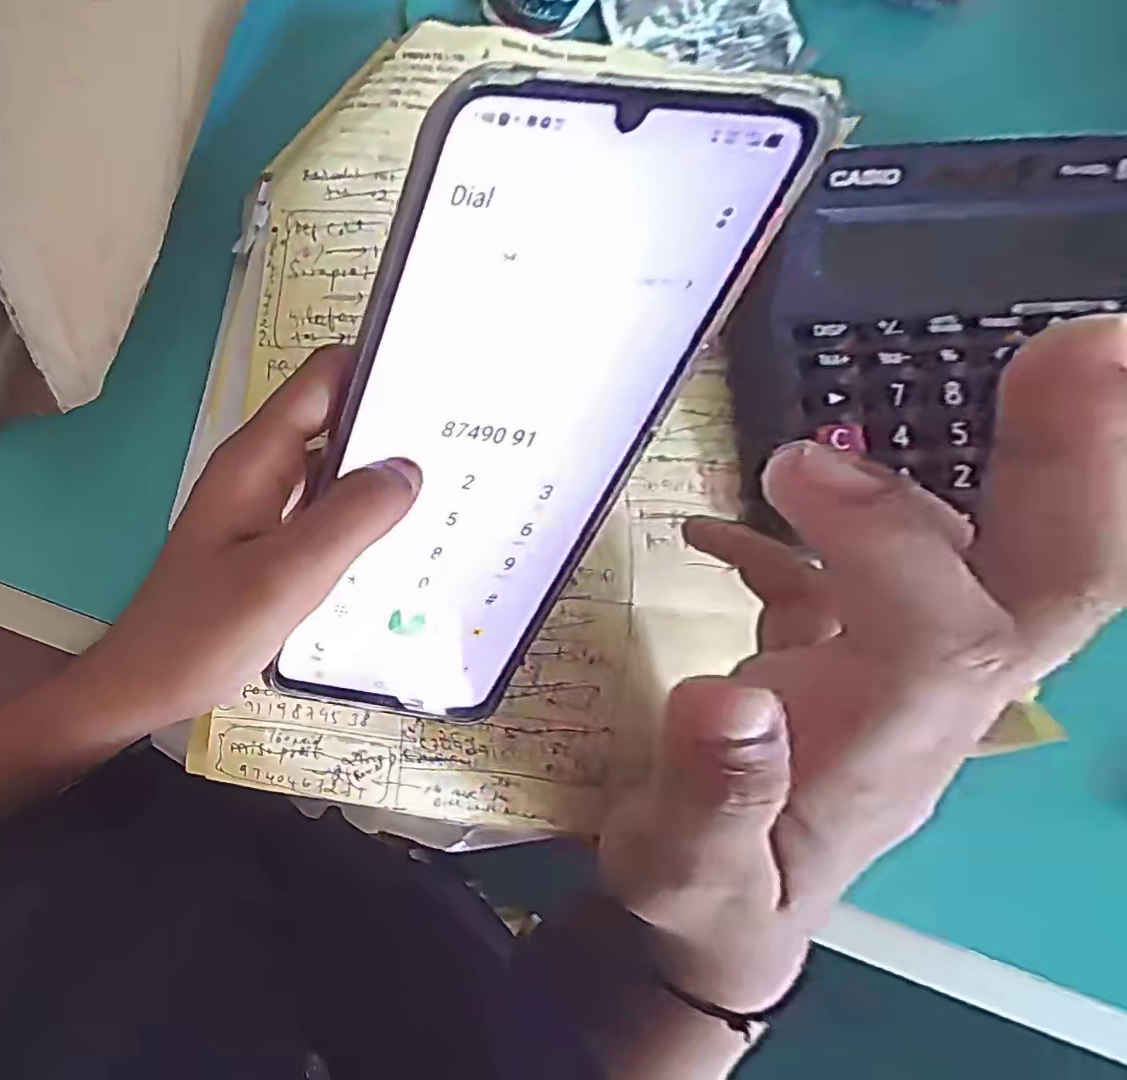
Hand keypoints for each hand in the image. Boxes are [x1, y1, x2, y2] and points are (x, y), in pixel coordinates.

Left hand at [69, 345, 419, 732]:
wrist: (145, 682)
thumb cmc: (201, 632)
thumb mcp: (283, 576)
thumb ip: (349, 519)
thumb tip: (407, 468)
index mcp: (254, 460)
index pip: (324, 378)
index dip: (381, 367)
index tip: (446, 381)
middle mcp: (257, 472)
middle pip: (332, 419)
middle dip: (393, 424)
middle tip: (467, 443)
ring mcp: (260, 508)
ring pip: (329, 469)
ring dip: (379, 474)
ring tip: (451, 486)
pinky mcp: (264, 543)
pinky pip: (319, 511)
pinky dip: (357, 515)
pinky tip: (397, 539)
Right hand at [601, 316, 1126, 1013]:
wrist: (719, 919)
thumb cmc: (701, 893)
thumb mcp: (685, 861)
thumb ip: (710, 788)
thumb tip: (725, 696)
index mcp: (880, 746)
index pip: (943, 624)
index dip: (882, 536)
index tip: (790, 471)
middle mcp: (912, 703)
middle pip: (1047, 583)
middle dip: (1075, 468)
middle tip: (1078, 349)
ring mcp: (876, 683)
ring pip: (966, 571)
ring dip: (944, 480)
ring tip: (840, 428)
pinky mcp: (827, 673)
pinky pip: (842, 588)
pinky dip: (795, 543)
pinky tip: (716, 529)